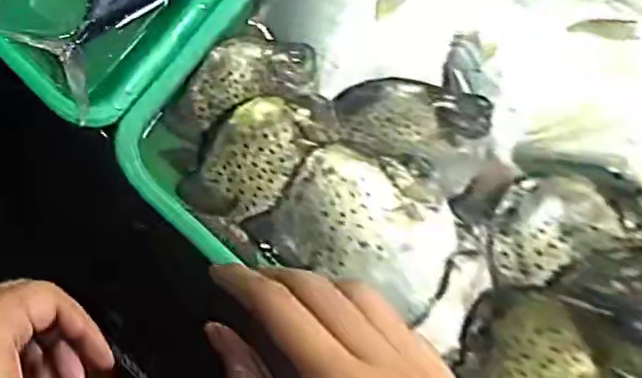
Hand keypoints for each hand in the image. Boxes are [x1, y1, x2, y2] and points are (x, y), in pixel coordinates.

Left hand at [0, 279, 117, 377]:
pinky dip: (21, 361)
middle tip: (81, 377)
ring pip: (16, 327)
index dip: (85, 326)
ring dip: (44, 355)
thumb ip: (61, 369)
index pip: (51, 295)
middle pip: (34, 306)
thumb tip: (83, 367)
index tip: (104, 362)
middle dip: (64, 341)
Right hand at [206, 267, 453, 377]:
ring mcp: (423, 373)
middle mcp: (386, 367)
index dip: (240, 279)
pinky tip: (346, 327)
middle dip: (272, 277)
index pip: (278, 304)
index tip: (218, 274)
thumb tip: (221, 334)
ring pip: (358, 293)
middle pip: (315, 288)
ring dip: (317, 287)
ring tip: (292, 300)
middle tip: (244, 286)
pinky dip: (361, 310)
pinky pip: (398, 324)